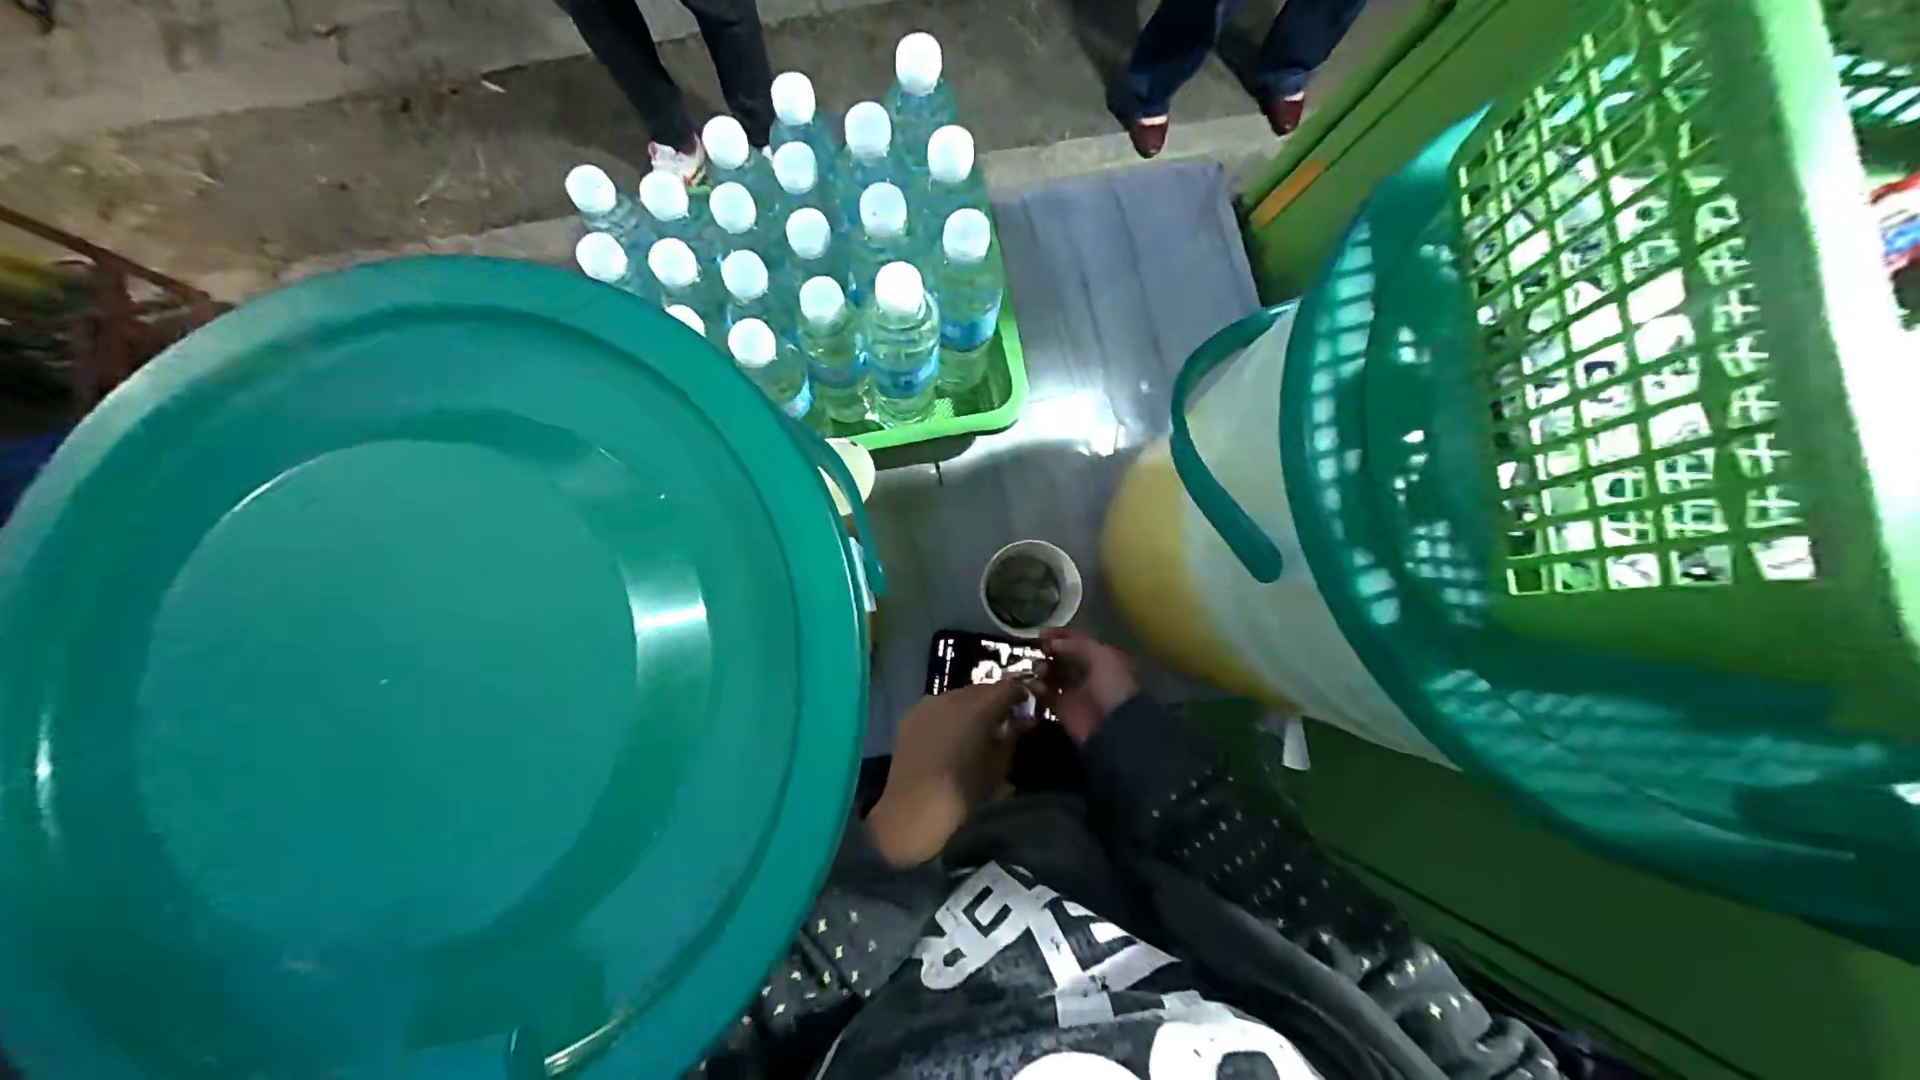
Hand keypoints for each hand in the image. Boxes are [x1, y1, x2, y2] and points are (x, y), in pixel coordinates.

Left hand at [868, 680, 1031, 866]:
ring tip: (975, 724)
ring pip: (957, 696)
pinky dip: (948, 714)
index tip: (1026, 701)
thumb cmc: (963, 790)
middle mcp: (952, 698)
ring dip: (970, 704)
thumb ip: (1010, 738)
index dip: (1020, 693)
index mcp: (978, 708)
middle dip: (994, 698)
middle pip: (980, 689)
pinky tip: (950, 733)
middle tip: (1003, 714)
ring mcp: (928, 705)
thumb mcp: (998, 766)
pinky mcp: (911, 716)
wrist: (914, 807)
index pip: (1006, 688)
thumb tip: (1015, 724)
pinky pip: (937, 707)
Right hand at [1039, 628, 1137, 743]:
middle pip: (1061, 656)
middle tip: (1037, 650)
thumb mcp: (1099, 656)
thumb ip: (1075, 645)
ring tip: (1039, 670)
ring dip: (1042, 668)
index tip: (1040, 633)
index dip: (1059, 635)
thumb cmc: (1110, 685)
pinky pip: (1045, 694)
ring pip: (1051, 673)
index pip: (1076, 640)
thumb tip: (1052, 644)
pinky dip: (1038, 687)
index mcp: (1098, 657)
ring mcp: (1073, 690)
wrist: (1113, 726)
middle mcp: (1085, 671)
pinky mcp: (1061, 708)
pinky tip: (1034, 684)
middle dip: (1048, 651)